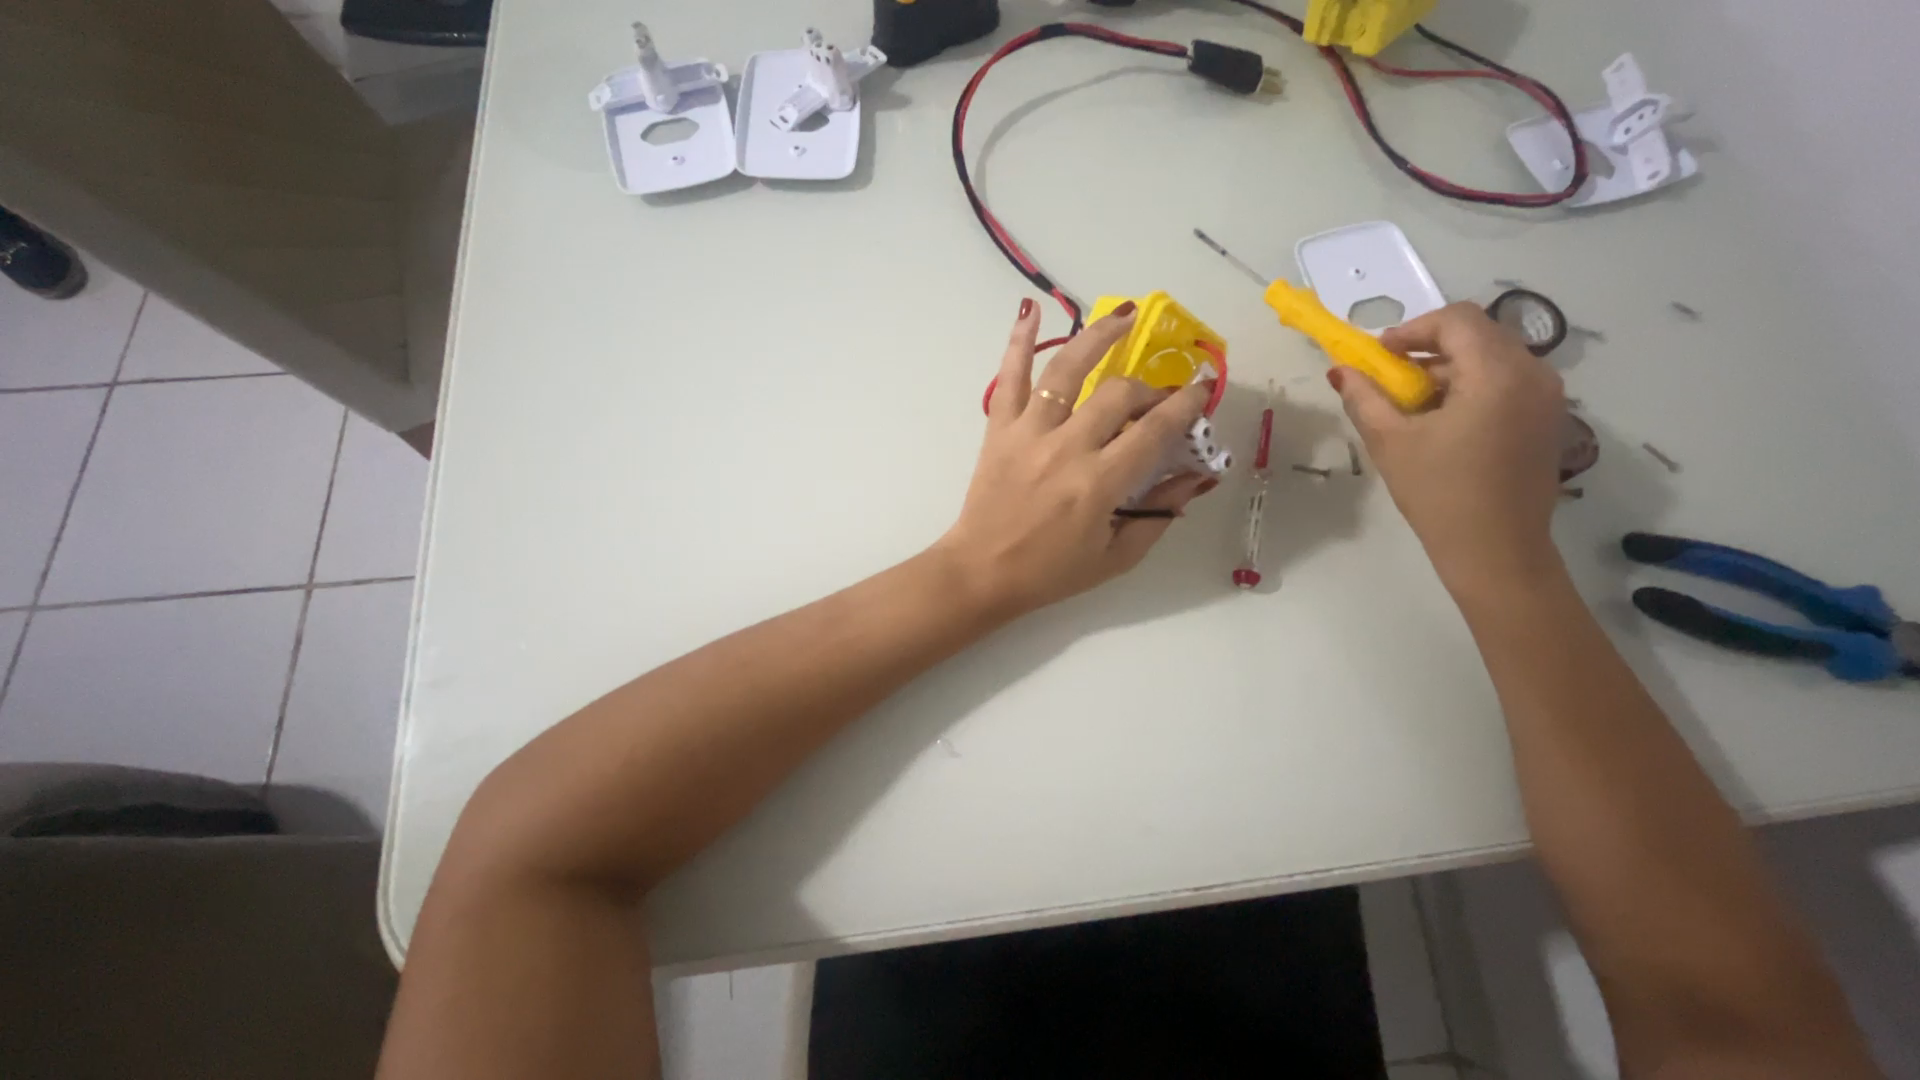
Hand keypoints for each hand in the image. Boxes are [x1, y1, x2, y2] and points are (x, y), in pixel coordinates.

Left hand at [935, 299, 1219, 617]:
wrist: (982, 571)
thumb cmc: (1050, 571)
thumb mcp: (1116, 557)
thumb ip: (1158, 515)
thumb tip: (1194, 477)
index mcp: (1099, 483)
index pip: (1153, 431)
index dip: (1184, 405)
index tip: (1202, 387)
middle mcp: (1066, 448)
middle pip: (1118, 395)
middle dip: (1149, 389)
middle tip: (1158, 399)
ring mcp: (1028, 432)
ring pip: (1067, 370)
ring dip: (1099, 336)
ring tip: (1124, 314)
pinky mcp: (998, 428)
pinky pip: (1010, 376)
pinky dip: (1018, 341)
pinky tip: (1030, 309)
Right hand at [1331, 302, 1567, 596]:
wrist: (1496, 551)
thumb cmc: (1439, 494)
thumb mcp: (1390, 442)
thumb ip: (1364, 397)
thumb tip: (1341, 370)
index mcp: (1497, 373)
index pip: (1457, 320)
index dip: (1412, 329)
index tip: (1380, 355)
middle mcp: (1533, 373)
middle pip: (1478, 334)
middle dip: (1431, 346)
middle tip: (1393, 376)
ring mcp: (1547, 396)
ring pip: (1494, 357)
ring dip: (1451, 366)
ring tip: (1415, 402)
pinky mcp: (1548, 418)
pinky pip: (1508, 381)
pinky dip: (1473, 385)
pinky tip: (1445, 420)